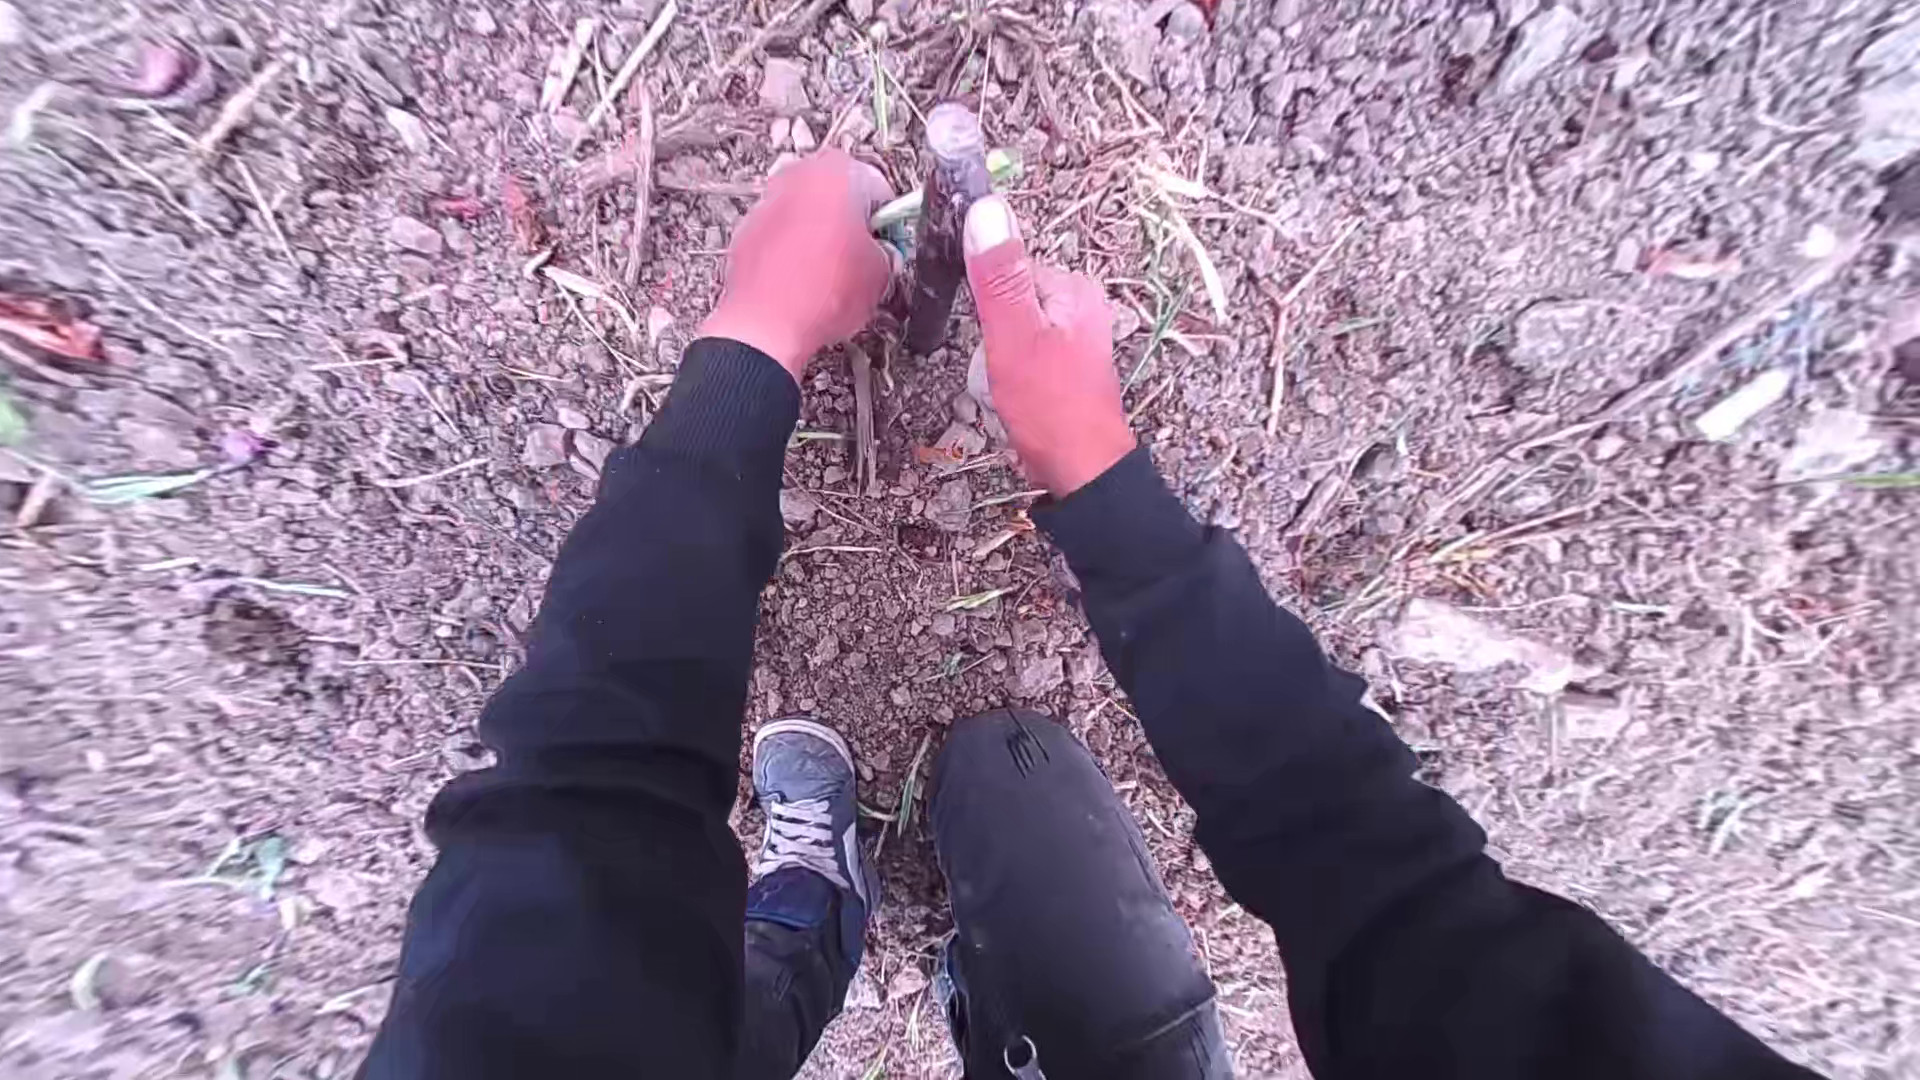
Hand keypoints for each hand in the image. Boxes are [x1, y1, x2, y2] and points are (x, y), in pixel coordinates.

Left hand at [699, 149, 895, 380]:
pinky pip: (783, 237)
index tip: (891, 250)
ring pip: (810, 215)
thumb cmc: (822, 295)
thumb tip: (884, 256)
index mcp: (840, 173)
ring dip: (824, 241)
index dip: (891, 227)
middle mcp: (799, 175)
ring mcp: (768, 200)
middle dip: (855, 229)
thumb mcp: (880, 277)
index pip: (882, 192)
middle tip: (864, 265)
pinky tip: (806, 286)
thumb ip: (888, 255)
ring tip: (834, 281)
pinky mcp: (748, 229)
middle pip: (842, 198)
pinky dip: (796, 255)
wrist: (767, 324)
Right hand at [964, 196, 1134, 496]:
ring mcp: (1074, 341)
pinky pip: (1022, 359)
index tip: (996, 340)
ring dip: (1001, 365)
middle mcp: (1079, 309)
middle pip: (1007, 306)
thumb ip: (1000, 277)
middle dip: (995, 342)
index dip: (989, 308)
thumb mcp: (1016, 336)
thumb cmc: (1050, 407)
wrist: (1080, 471)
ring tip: (1015, 389)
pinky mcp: (1065, 369)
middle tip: (1009, 371)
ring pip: (1011, 337)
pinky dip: (1013, 379)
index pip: (1008, 272)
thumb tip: (985, 208)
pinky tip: (1020, 399)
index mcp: (1073, 290)